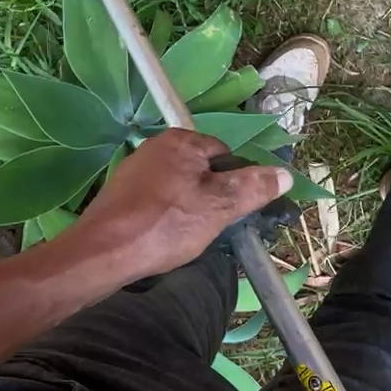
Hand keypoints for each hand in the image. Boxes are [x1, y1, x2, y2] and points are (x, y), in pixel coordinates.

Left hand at [63, 129, 292, 279]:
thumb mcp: (219, 207)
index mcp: (181, 140)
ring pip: (179, 187)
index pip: (225, 154)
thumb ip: (252, 188)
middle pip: (201, 170)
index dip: (234, 184)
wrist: (105, 251)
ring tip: (186, 235)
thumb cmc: (166, 224)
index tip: (231, 212)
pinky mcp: (121, 192)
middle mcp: (156, 146)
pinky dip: (166, 215)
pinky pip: (157, 199)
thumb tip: (285, 173)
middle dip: (210, 198)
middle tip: (210, 227)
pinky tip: (163, 236)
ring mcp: (135, 169)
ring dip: (188, 208)